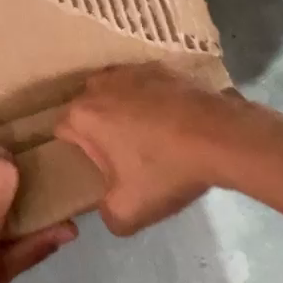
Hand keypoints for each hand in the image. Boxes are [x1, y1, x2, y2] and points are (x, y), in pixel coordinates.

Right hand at [54, 63, 253, 234]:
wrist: (220, 137)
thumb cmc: (165, 170)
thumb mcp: (130, 212)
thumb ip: (107, 215)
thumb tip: (107, 210)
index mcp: (83, 115)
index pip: (62, 130)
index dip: (76, 151)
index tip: (97, 168)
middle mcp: (98, 85)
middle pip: (87, 108)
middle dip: (98, 127)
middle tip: (123, 155)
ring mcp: (129, 71)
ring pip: (113, 92)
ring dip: (121, 109)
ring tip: (147, 135)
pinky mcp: (158, 67)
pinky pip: (142, 84)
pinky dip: (149, 98)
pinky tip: (170, 120)